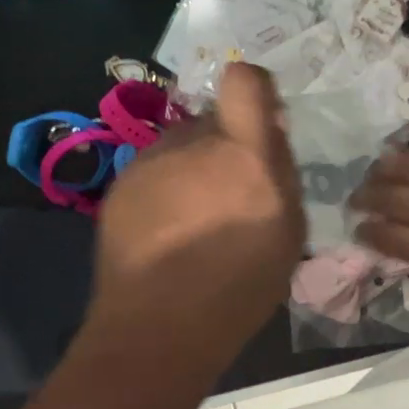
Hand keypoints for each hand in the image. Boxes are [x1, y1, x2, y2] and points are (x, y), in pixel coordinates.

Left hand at [86, 63, 306, 358]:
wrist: (158, 327)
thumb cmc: (242, 283)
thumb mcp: (290, 230)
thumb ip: (282, 174)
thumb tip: (272, 138)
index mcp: (243, 152)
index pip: (246, 82)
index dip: (258, 88)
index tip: (268, 116)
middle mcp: (191, 144)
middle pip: (214, 120)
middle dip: (229, 144)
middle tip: (238, 190)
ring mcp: (148, 165)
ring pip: (182, 147)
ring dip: (197, 167)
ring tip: (203, 219)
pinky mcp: (119, 189)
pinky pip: (155, 174)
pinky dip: (169, 192)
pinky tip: (172, 235)